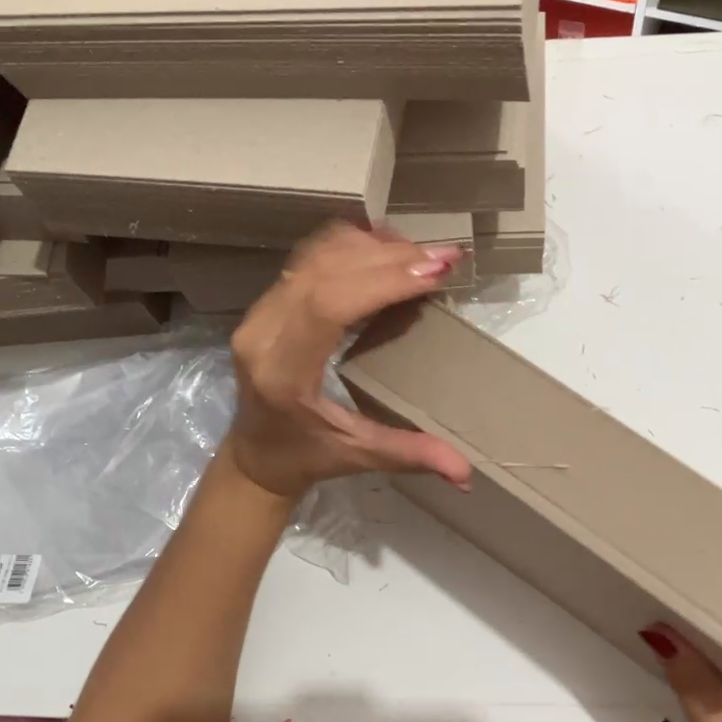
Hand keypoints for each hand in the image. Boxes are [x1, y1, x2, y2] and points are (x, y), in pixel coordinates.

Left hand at [226, 224, 473, 497]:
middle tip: (444, 258)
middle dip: (388, 259)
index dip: (382, 282)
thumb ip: (411, 455)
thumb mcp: (359, 457)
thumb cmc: (305, 457)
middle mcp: (263, 335)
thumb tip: (466, 473)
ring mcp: (258, 314)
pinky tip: (386, 251)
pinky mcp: (264, 304)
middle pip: (324, 272)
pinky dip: (349, 248)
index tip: (434, 273)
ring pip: (314, 257)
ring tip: (420, 254)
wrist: (255, 455)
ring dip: (370, 247)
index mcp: (282, 374)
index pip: (328, 307)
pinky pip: (306, 260)